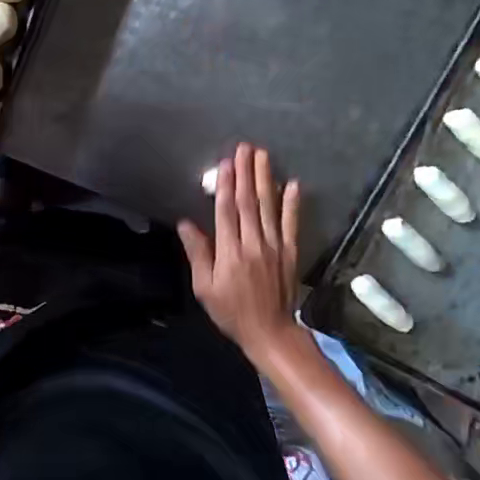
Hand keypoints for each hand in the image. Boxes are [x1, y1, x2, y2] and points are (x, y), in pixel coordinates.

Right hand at [177, 143, 301, 358]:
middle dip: (246, 173)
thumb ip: (198, 254)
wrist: (270, 332)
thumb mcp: (204, 287)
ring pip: (269, 207)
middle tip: (244, 148)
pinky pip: (291, 223)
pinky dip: (292, 203)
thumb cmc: (231, 312)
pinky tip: (292, 184)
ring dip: (265, 179)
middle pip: (250, 202)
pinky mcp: (290, 252)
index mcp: (230, 252)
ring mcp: (275, 246)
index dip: (227, 185)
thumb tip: (186, 224)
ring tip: (263, 156)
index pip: (227, 211)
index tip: (225, 163)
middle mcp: (254, 243)